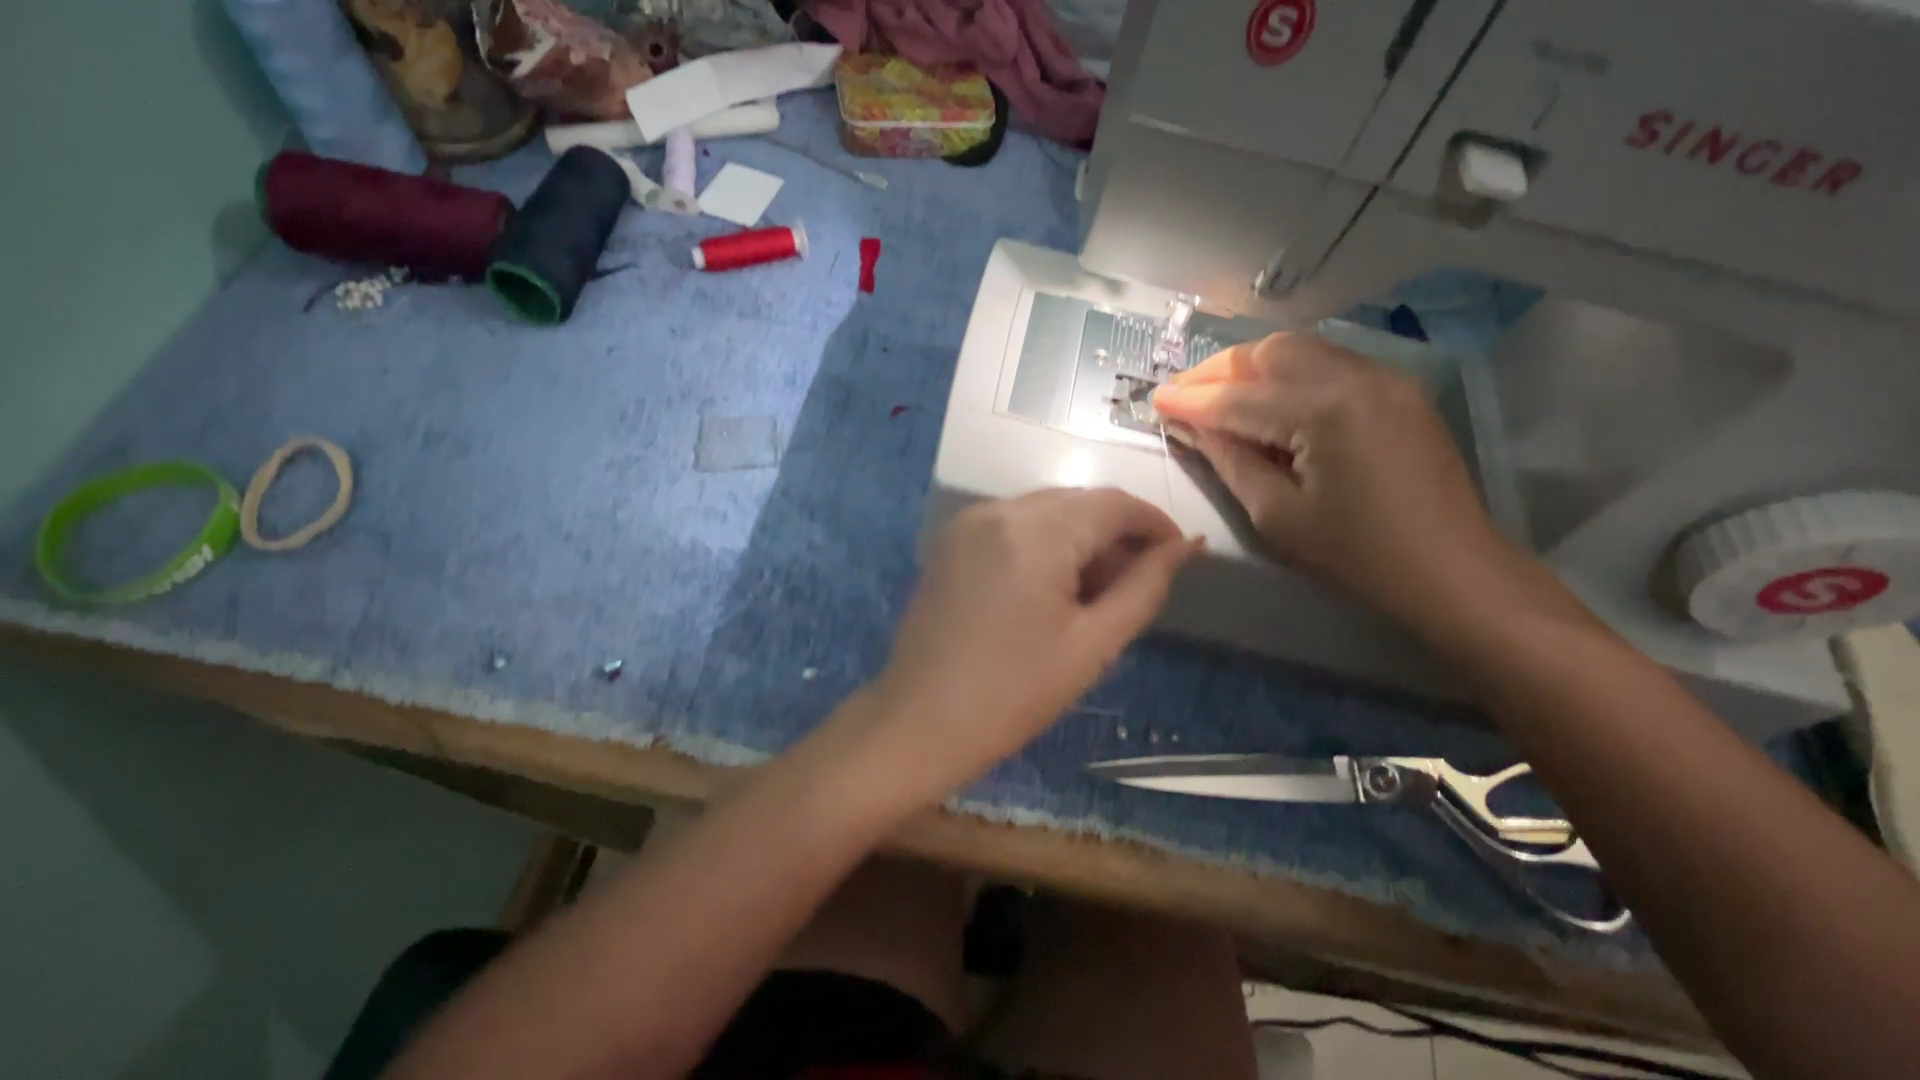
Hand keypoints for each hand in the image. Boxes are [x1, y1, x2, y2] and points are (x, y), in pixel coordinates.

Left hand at [866, 489, 1198, 794]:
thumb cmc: (1014, 693)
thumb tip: (1186, 545)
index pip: (1113, 503)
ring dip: (1082, 537)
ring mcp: (969, 522)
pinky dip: (1045, 543)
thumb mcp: (1093, 643)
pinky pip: (1014, 524)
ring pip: (1046, 510)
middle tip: (1140, 582)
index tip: (1181, 553)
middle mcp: (999, 510)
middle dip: (1117, 532)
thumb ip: (1145, 586)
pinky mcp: (952, 541)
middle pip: (1078, 501)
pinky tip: (1054, 588)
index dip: (1154, 522)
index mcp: (1035, 532)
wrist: (920, 722)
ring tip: (1098, 594)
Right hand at [1150, 333, 1523, 634]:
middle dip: (1219, 370)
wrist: (1453, 570)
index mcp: (1323, 411)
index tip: (1154, 399)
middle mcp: (1355, 377)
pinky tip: (1272, 401)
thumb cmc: (1358, 556)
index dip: (1191, 400)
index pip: (1238, 397)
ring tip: (1220, 394)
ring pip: (1302, 349)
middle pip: (1270, 351)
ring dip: (1255, 366)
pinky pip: (1332, 363)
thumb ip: (1231, 462)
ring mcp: (1384, 378)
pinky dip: (1292, 373)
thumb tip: (1193, 428)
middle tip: (1184, 394)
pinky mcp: (1400, 390)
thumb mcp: (1278, 516)